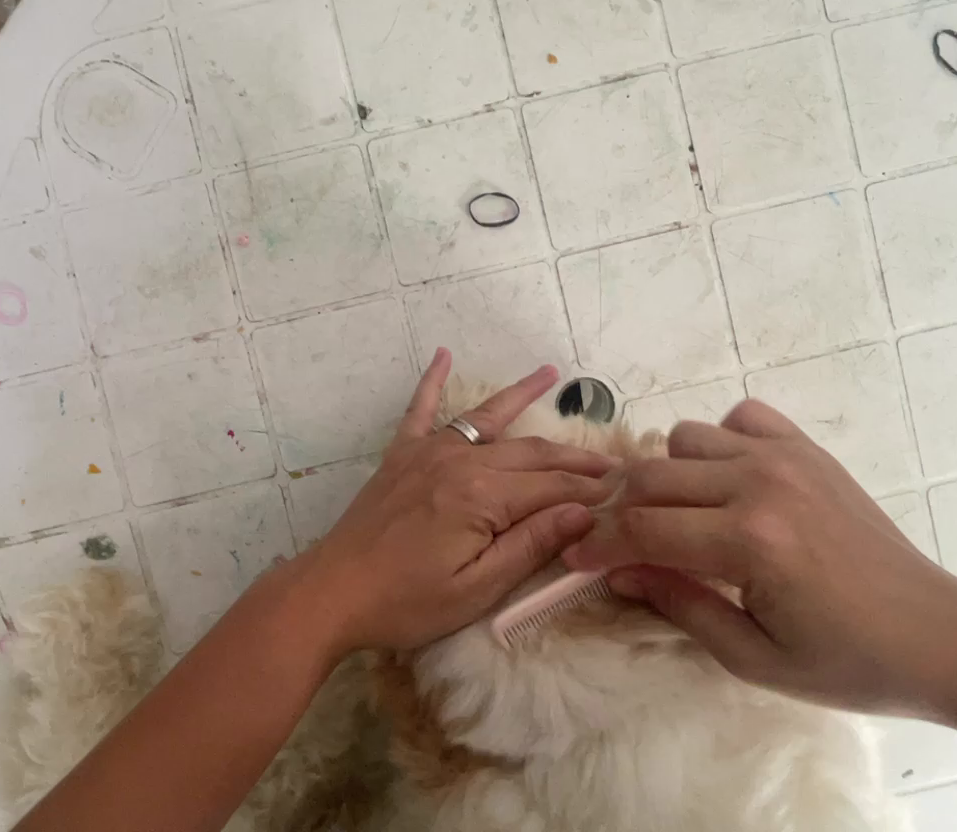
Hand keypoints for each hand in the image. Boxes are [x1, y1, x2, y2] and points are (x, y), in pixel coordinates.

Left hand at [296, 349, 615, 652]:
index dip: (590, 493)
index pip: (553, 488)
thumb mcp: (478, 588)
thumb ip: (531, 545)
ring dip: (520, 396)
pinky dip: (432, 380)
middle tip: (610, 462)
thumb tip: (585, 513)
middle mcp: (459, 460)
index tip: (623, 495)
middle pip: (530, 453)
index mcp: (482, 496)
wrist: (332, 592)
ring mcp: (427, 451)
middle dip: (573, 458)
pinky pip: (421, 409)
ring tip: (550, 373)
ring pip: (487, 419)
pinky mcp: (401, 454)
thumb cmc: (408, 602)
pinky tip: (443, 354)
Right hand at [564, 398, 956, 717]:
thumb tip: (618, 572)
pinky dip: (721, 443)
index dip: (599, 545)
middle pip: (651, 475)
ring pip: (685, 438)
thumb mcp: (755, 658)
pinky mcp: (806, 448)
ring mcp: (785, 456)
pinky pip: (739, 418)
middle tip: (617, 541)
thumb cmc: (849, 661)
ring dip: (668, 476)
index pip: (643, 530)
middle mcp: (760, 483)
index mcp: (750, 542)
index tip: (575, 558)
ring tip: (681, 515)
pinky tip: (729, 482)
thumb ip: (679, 605)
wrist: (942, 635)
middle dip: (619, 509)